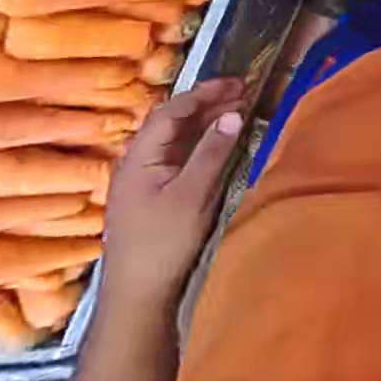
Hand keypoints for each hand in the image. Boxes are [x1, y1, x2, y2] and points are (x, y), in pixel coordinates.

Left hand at [101, 77, 246, 303]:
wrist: (136, 298)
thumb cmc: (162, 244)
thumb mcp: (193, 195)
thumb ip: (213, 151)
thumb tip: (233, 113)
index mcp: (139, 157)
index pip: (172, 111)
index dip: (204, 93)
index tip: (236, 82)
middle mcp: (138, 161)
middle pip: (174, 121)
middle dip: (209, 103)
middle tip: (244, 91)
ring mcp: (146, 178)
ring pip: (178, 137)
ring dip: (208, 121)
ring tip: (240, 109)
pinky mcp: (155, 193)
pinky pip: (181, 154)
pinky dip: (204, 141)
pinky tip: (223, 140)